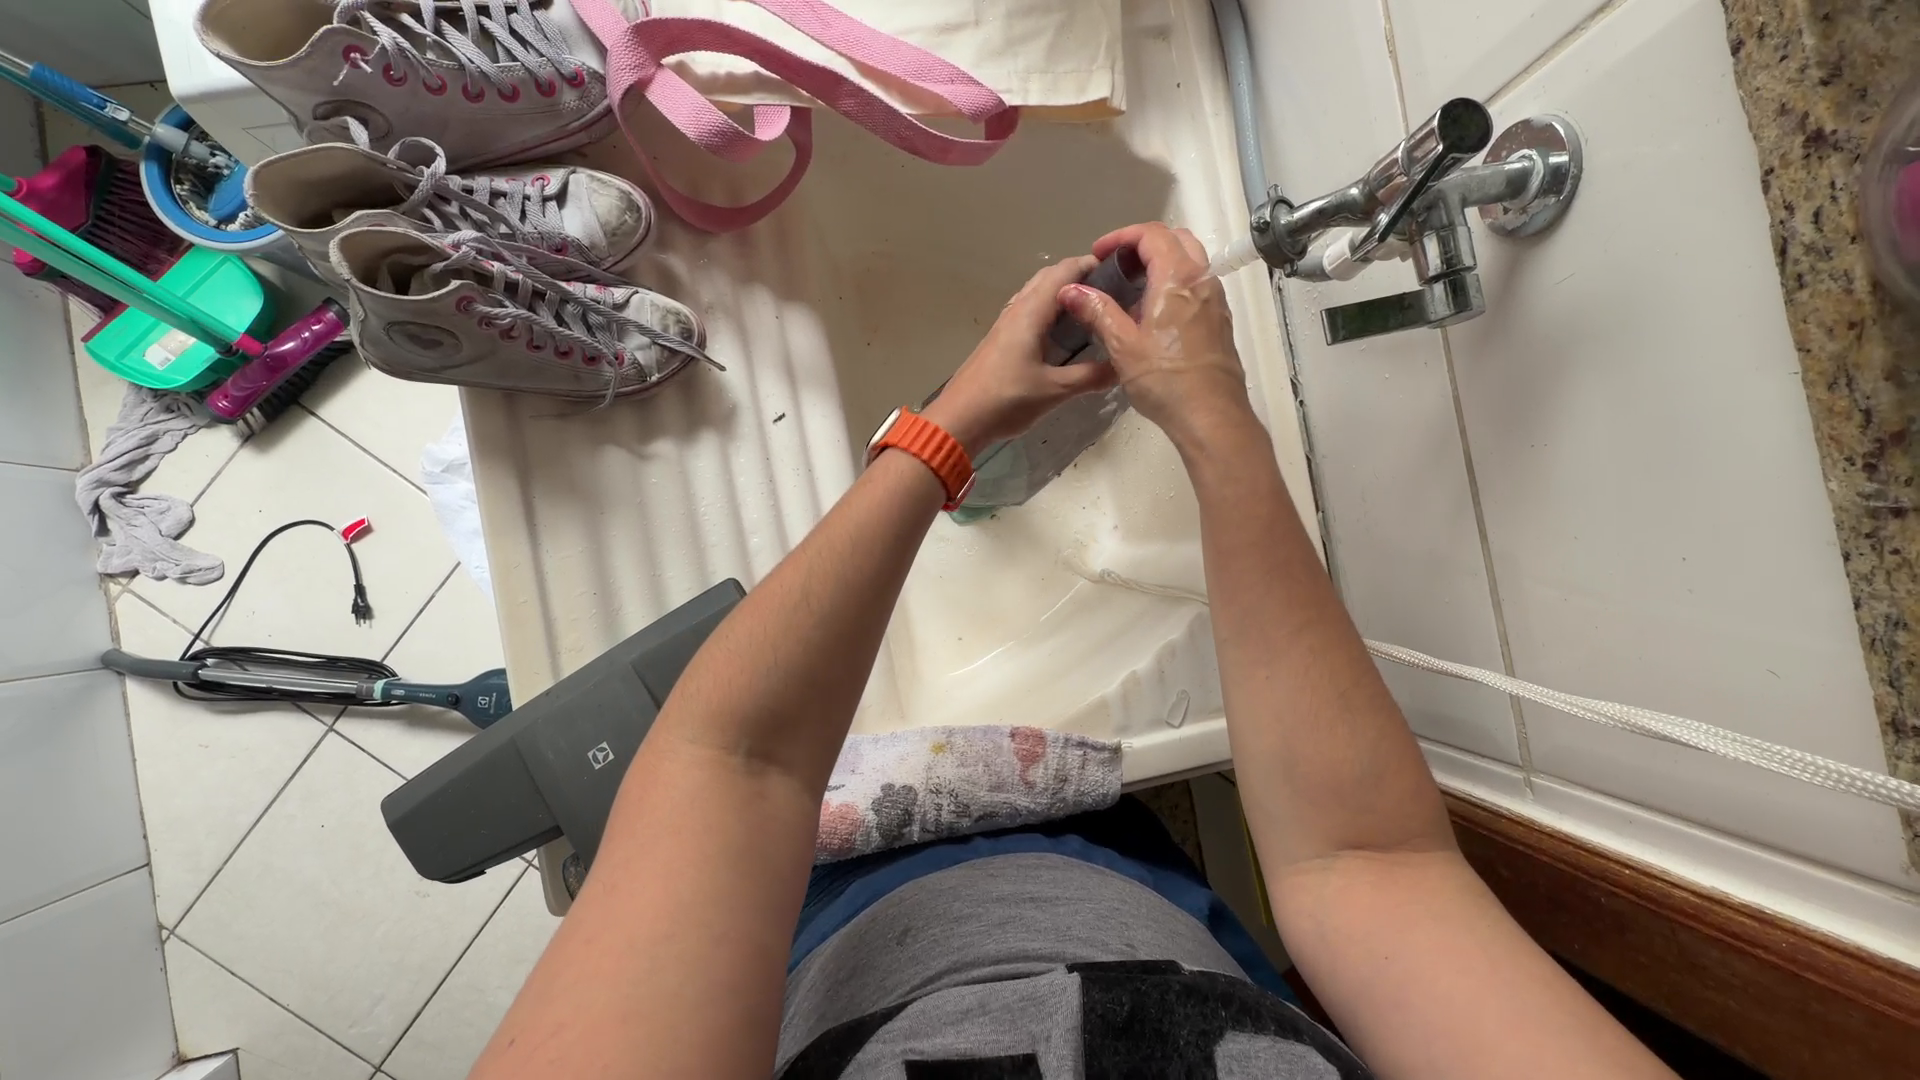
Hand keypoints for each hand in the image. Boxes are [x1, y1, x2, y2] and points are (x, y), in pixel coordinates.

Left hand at [922, 256, 1119, 457]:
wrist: (959, 420)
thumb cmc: (1006, 400)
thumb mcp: (1054, 390)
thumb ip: (1090, 376)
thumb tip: (1122, 367)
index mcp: (1031, 312)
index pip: (1065, 271)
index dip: (1093, 264)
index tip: (1123, 274)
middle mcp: (1017, 309)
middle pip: (1050, 277)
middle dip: (1080, 278)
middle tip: (1110, 295)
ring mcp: (1005, 324)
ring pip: (1037, 294)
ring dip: (1063, 295)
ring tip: (1091, 312)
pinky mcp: (1000, 340)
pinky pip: (1029, 313)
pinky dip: (1049, 312)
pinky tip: (1062, 335)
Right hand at [1058, 223, 1251, 445]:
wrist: (1210, 416)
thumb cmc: (1166, 380)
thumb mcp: (1122, 345)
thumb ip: (1097, 311)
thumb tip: (1072, 290)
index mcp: (1178, 278)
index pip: (1152, 234)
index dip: (1122, 237)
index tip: (1100, 253)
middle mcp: (1202, 281)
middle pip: (1176, 240)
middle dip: (1144, 245)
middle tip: (1117, 265)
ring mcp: (1215, 302)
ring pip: (1190, 264)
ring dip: (1161, 265)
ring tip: (1132, 291)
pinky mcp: (1219, 323)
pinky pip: (1196, 289)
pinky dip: (1174, 287)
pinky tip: (1152, 317)